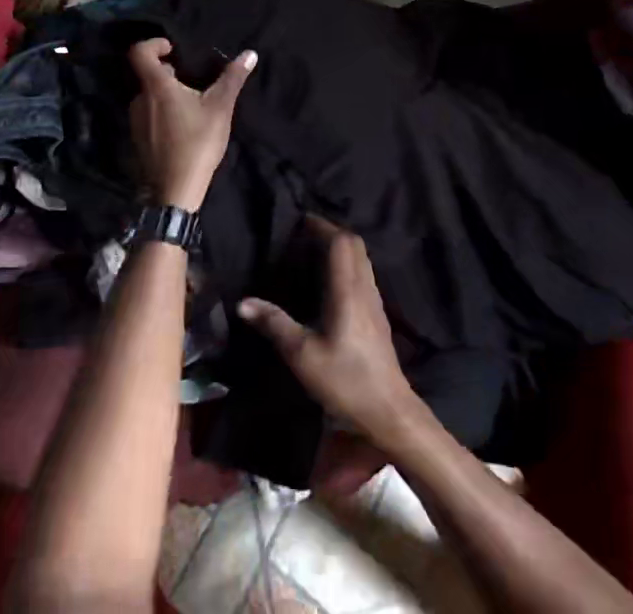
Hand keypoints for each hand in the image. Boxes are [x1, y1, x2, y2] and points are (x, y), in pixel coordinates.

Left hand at [128, 38, 255, 210]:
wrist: (175, 189)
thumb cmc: (197, 143)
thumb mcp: (219, 108)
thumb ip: (232, 79)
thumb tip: (249, 54)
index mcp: (156, 86)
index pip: (139, 52)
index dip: (153, 44)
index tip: (172, 48)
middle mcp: (139, 99)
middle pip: (147, 75)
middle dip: (168, 73)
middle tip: (191, 79)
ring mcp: (135, 120)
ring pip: (149, 97)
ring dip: (166, 95)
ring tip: (191, 105)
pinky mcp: (138, 138)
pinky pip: (148, 115)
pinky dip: (162, 112)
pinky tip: (182, 126)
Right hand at [238, 218, 428, 446]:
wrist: (389, 412)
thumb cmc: (346, 381)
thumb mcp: (303, 355)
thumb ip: (274, 324)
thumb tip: (242, 302)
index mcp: (348, 292)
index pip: (341, 243)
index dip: (322, 226)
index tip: (298, 220)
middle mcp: (365, 290)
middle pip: (354, 245)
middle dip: (329, 232)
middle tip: (301, 233)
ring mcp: (375, 303)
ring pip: (360, 260)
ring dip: (338, 248)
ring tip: (309, 252)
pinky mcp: (377, 316)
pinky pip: (362, 275)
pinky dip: (344, 265)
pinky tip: (325, 281)